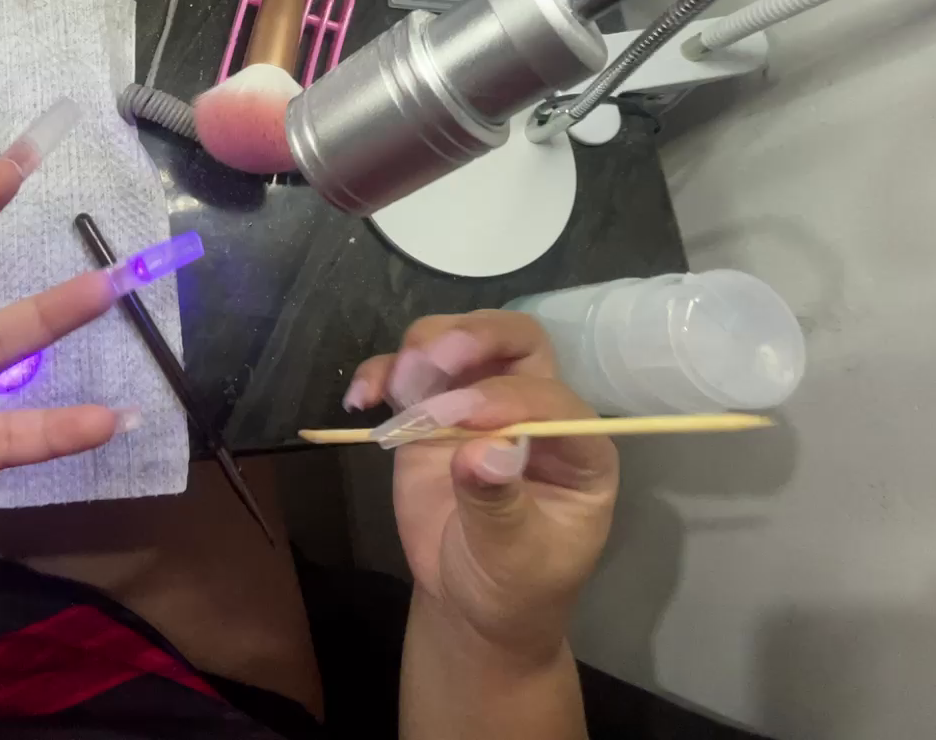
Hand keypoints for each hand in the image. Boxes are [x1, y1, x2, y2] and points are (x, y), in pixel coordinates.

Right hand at [347, 311, 617, 664]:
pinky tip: (360, 400)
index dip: (506, 399)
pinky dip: (380, 373)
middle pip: (514, 340)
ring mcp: (476, 403)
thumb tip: (486, 450)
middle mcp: (529, 410)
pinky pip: (406, 371)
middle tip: (432, 355)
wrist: (467, 599)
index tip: (458, 419)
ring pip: (456, 340)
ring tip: (394, 387)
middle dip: (474, 336)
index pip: (549, 399)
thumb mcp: (512, 559)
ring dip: (422, 347)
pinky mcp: (429, 409)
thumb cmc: (510, 586)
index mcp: (575, 448)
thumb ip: (499, 504)